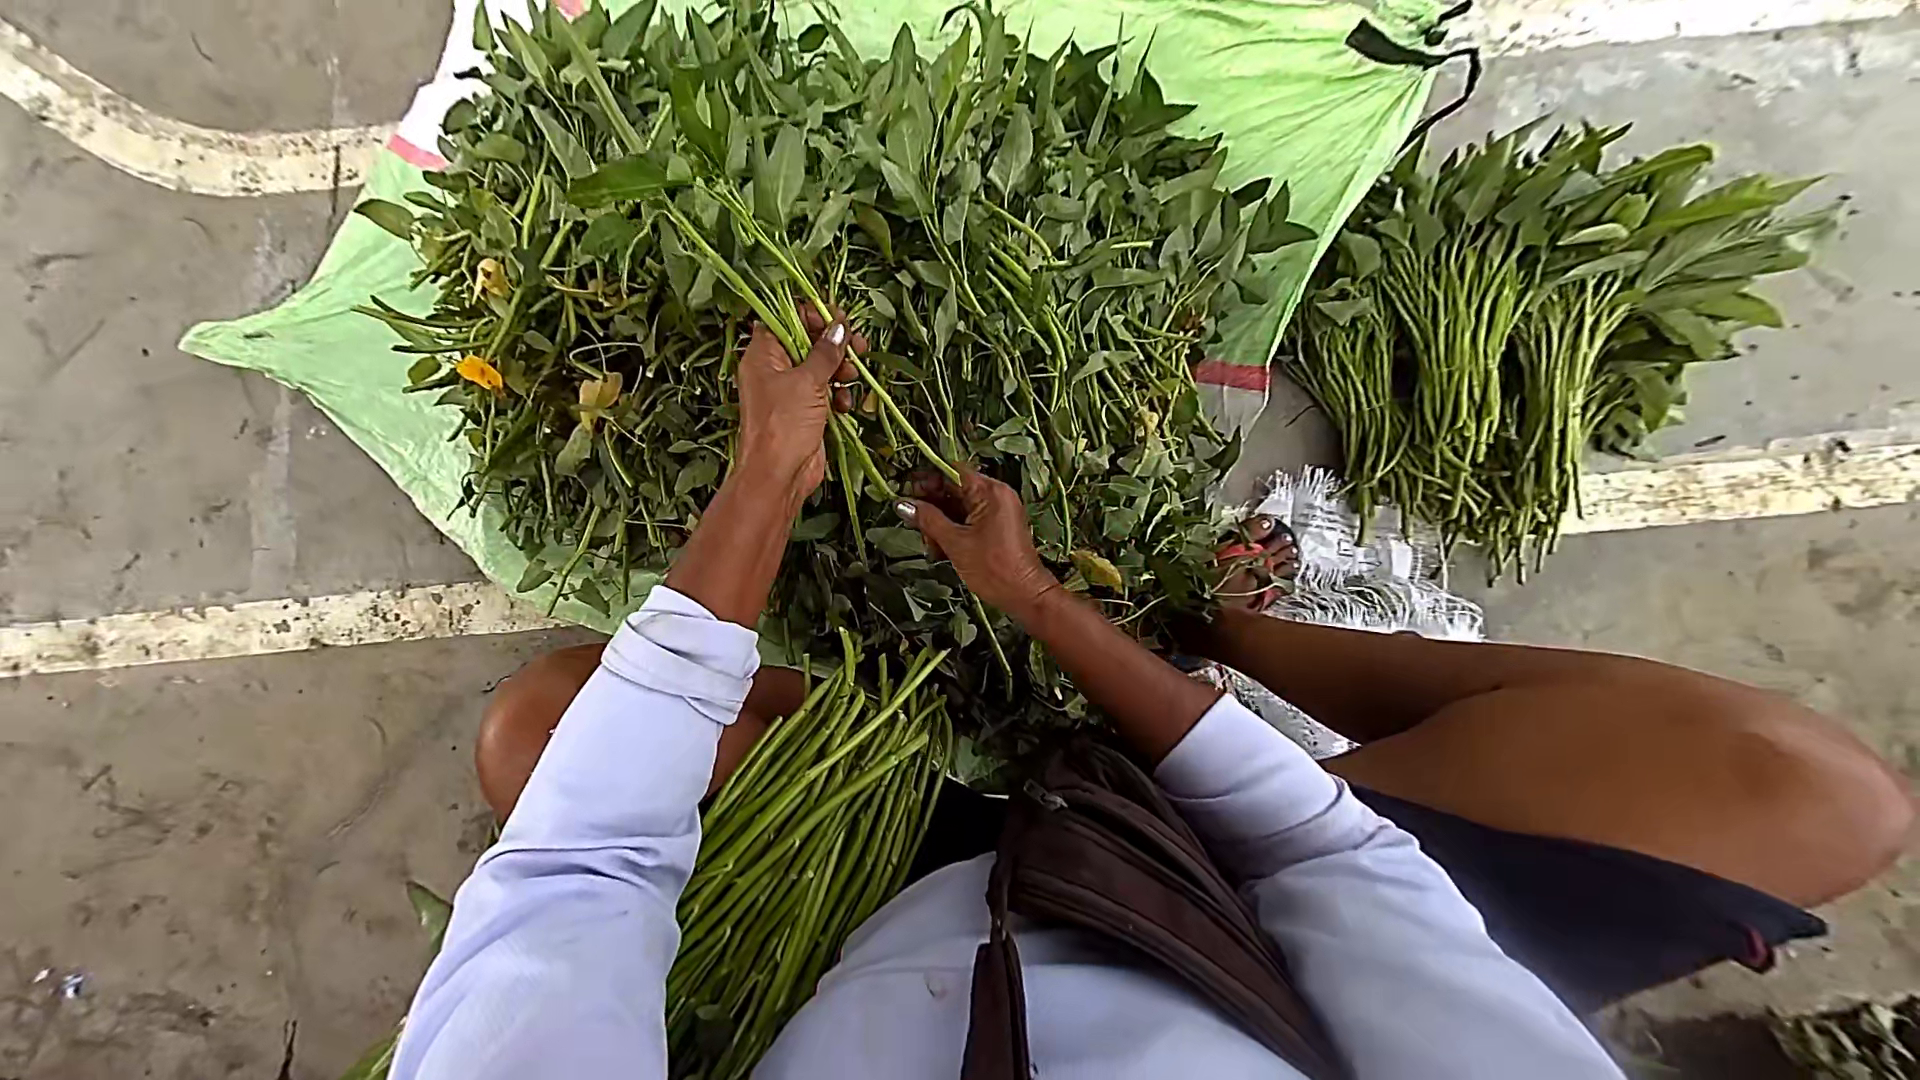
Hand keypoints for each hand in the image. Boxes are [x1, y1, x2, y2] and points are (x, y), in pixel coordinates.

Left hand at [735, 305, 866, 503]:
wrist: (780, 474)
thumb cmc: (783, 425)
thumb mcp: (807, 381)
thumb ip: (825, 352)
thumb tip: (839, 328)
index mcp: (764, 354)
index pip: (785, 318)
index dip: (811, 315)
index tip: (837, 319)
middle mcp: (775, 370)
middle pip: (808, 343)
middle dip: (834, 344)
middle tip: (857, 345)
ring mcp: (791, 392)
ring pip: (821, 369)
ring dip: (840, 371)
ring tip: (852, 377)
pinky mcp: (806, 413)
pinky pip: (826, 394)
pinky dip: (838, 396)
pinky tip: (844, 405)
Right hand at [900, 468, 1060, 621]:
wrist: (1023, 595)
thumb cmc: (994, 570)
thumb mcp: (955, 543)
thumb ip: (928, 520)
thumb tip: (904, 504)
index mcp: (990, 492)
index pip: (952, 471)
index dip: (927, 479)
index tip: (906, 491)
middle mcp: (997, 495)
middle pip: (954, 488)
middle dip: (931, 505)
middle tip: (912, 520)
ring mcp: (998, 510)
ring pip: (958, 505)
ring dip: (939, 520)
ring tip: (929, 542)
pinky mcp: (996, 525)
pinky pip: (968, 518)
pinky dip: (952, 528)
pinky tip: (939, 546)